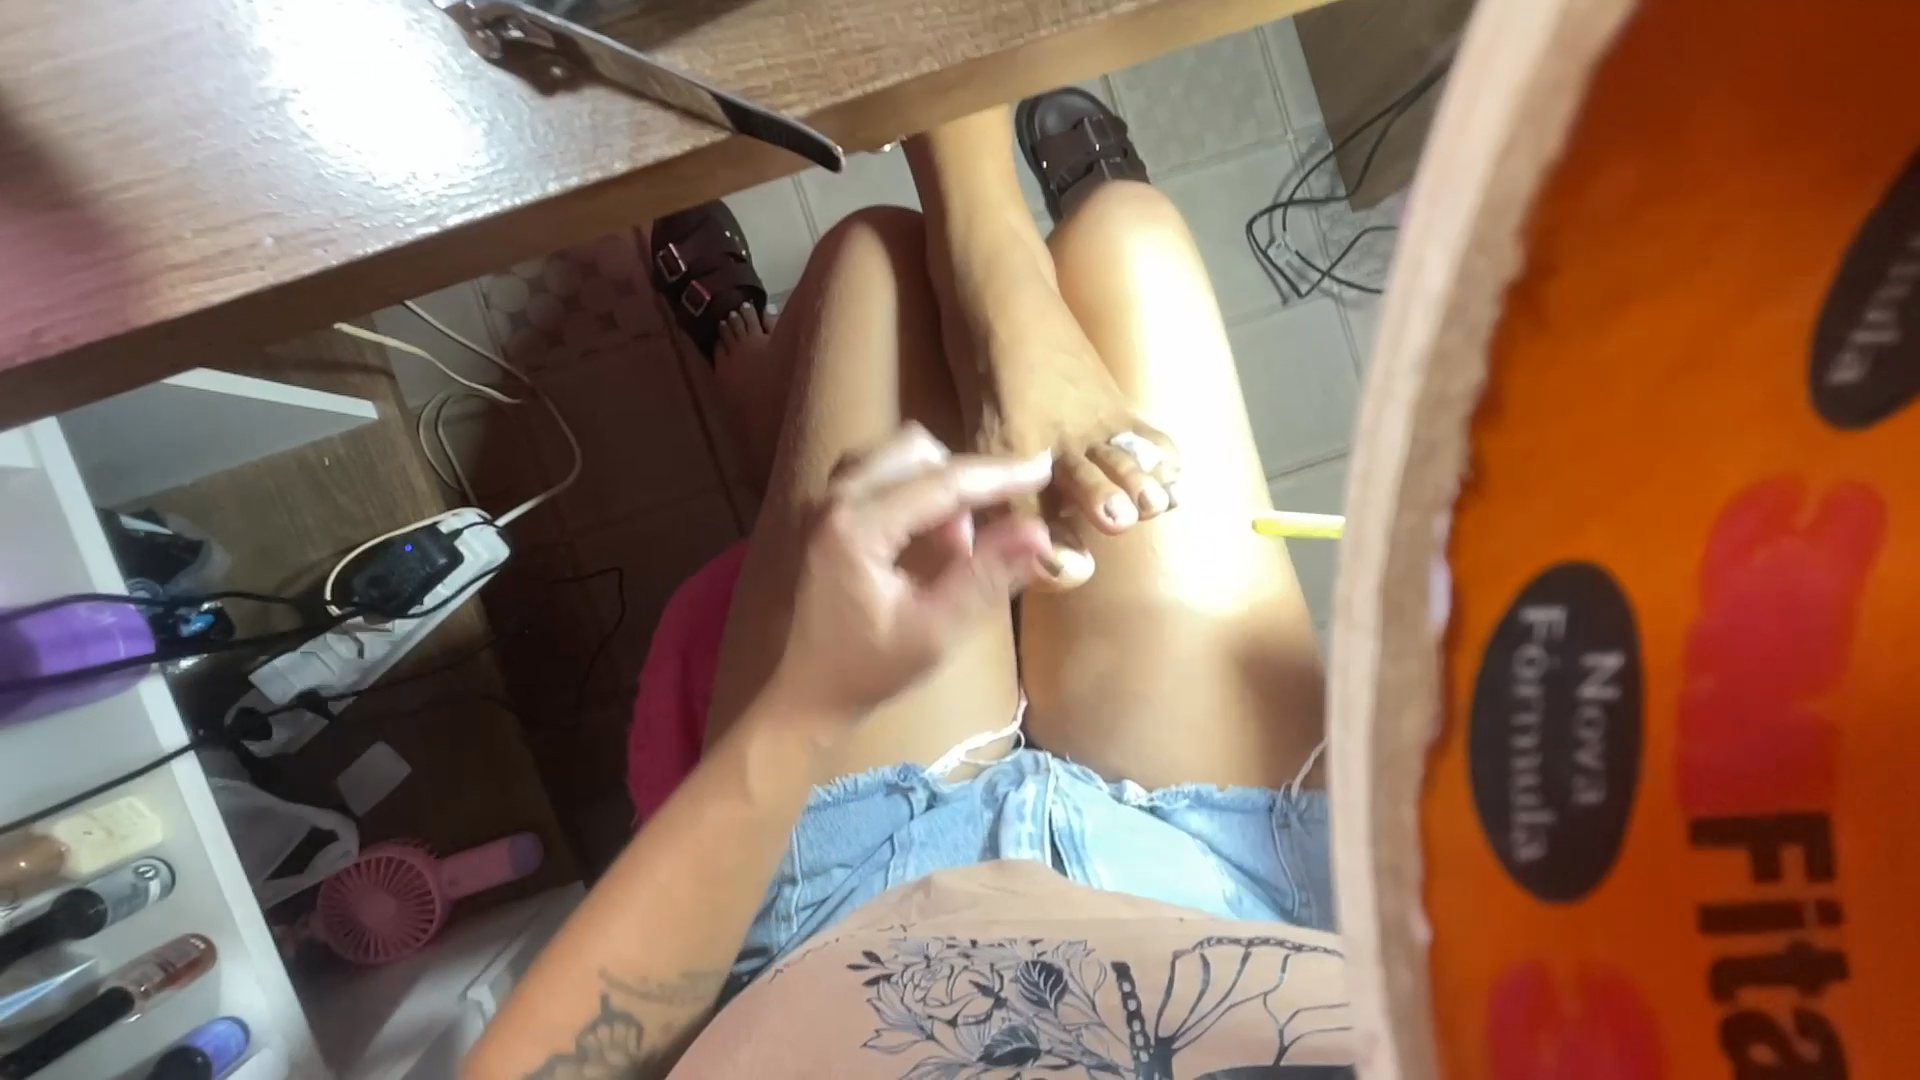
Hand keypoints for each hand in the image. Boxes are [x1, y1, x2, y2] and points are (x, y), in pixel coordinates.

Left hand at [767, 423, 1053, 721]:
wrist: (799, 693)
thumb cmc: (864, 670)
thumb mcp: (935, 631)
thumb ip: (989, 577)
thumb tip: (1043, 534)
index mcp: (855, 526)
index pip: (943, 482)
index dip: (1000, 475)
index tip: (1046, 468)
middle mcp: (833, 497)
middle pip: (918, 451)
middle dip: (962, 484)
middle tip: (978, 541)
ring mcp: (822, 499)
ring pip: (897, 456)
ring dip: (936, 485)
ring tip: (948, 546)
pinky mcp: (823, 509)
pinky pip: (879, 472)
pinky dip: (912, 491)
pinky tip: (920, 541)